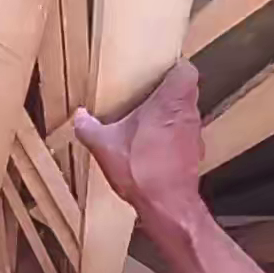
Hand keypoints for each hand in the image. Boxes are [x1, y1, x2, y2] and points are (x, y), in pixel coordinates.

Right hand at [72, 61, 205, 213]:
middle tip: (144, 96)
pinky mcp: (193, 154)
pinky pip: (182, 136)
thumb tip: (79, 116)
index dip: (173, 67)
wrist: (166, 204)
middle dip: (166, 92)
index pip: (186, 69)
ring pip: (184, 114)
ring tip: (143, 124)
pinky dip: (169, 138)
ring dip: (167, 116)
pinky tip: (149, 150)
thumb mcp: (104, 146)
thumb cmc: (141, 169)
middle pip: (185, 91)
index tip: (155, 72)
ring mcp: (194, 134)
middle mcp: (188, 113)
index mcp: (171, 101)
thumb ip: (89, 128)